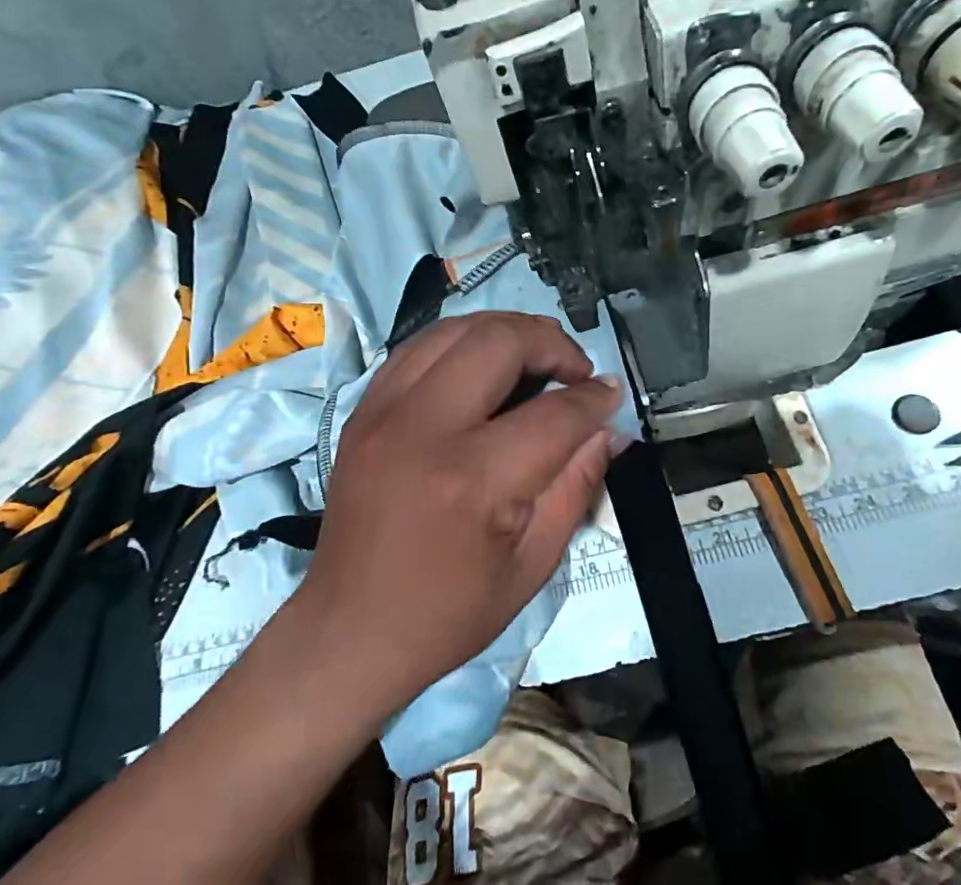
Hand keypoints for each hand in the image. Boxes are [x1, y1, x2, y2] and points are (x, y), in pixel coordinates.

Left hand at [291, 312, 623, 710]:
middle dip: (553, 344)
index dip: (595, 398)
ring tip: (537, 358)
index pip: (555, 413)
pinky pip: (418, 348)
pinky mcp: (362, 412)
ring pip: (455, 329)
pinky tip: (484, 366)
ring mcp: (383, 413)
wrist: (348, 632)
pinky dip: (462, 344)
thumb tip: (608, 429)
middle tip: (576, 372)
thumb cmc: (448, 613)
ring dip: (507, 332)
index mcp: (472, 479)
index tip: (611, 395)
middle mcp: (423, 429)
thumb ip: (576, 485)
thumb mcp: (533, 563)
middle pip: (500, 341)